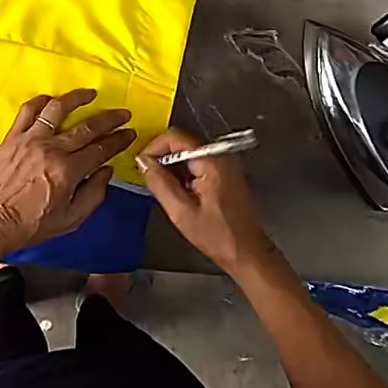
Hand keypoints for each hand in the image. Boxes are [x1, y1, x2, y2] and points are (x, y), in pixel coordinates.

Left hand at [0, 89, 135, 256]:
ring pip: (58, 109)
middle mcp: (52, 150)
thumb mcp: (72, 219)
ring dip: (78, 99)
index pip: (102, 149)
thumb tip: (107, 171)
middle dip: (110, 119)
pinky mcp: (13, 138)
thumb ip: (95, 194)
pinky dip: (41, 101)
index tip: (129, 133)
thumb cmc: (31, 224)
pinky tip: (52, 100)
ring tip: (90, 94)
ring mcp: (31, 140)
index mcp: (69, 171)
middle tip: (123, 114)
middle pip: (88, 127)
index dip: (119, 139)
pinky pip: (28, 111)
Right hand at [138, 128, 274, 275]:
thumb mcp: (180, 211)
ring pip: (190, 153)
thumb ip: (159, 182)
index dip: (154, 147)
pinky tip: (181, 193)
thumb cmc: (217, 235)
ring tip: (164, 189)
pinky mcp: (227, 172)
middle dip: (162, 157)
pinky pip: (200, 163)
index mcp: (212, 160)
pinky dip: (185, 173)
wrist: (246, 250)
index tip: (141, 163)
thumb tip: (143, 162)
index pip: (176, 136)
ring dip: (173, 166)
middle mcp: (222, 155)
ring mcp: (226, 163)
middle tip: (149, 177)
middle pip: (184, 142)